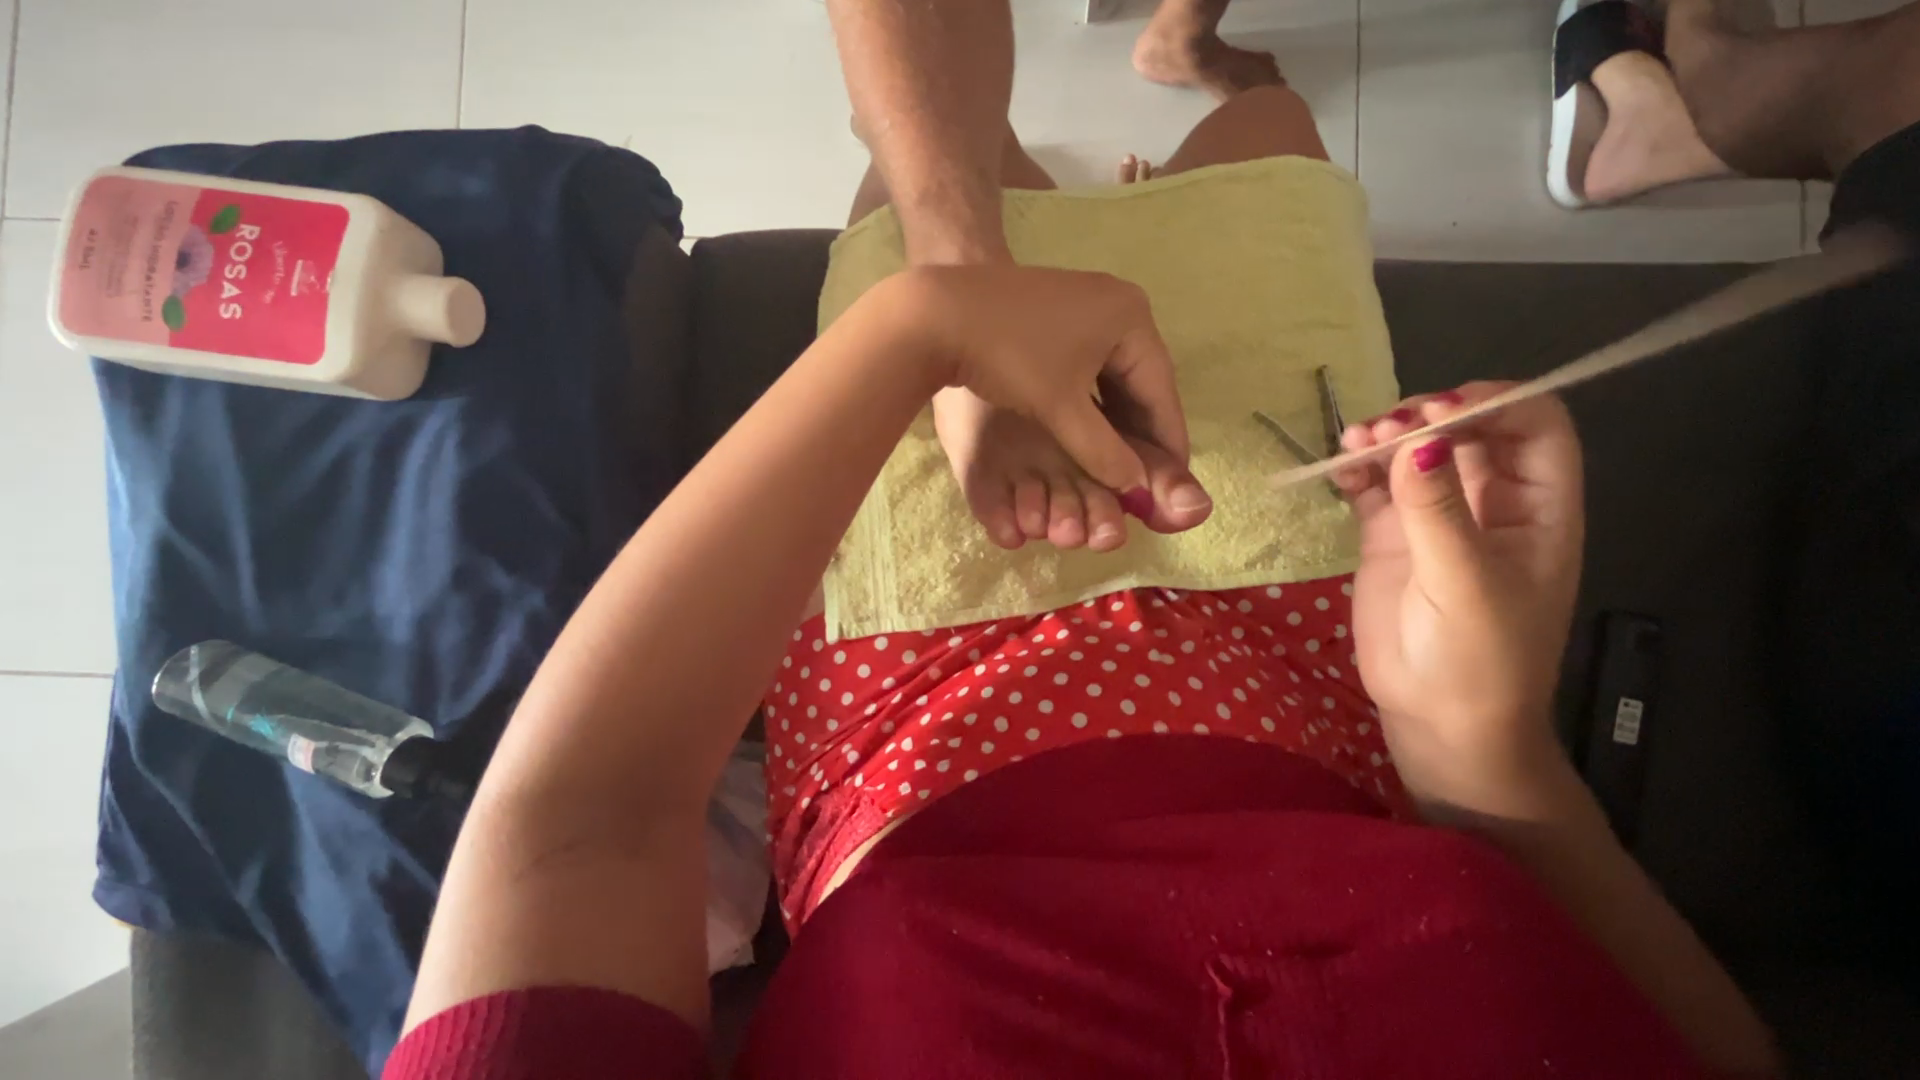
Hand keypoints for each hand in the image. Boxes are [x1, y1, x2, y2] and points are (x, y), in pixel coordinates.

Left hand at [886, 264, 1208, 539]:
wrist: (935, 312)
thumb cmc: (1008, 356)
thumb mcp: (1060, 408)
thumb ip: (1103, 452)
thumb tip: (1138, 489)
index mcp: (1130, 317)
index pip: (1161, 391)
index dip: (1166, 443)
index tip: (1172, 485)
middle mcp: (1117, 303)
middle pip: (1140, 383)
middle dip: (1141, 435)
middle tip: (1146, 481)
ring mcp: (1086, 305)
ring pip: (1112, 378)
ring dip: (1115, 422)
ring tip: (1118, 465)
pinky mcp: (1056, 314)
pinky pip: (1088, 368)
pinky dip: (1091, 404)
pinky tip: (1086, 434)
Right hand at [1334, 383, 1584, 816]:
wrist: (1439, 720)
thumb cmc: (1478, 658)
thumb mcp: (1465, 582)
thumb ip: (1439, 509)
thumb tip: (1415, 440)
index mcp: (1538, 507)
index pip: (1534, 426)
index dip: (1494, 404)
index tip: (1438, 413)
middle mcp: (1490, 501)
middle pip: (1467, 427)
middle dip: (1428, 416)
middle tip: (1386, 431)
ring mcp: (1436, 515)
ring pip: (1415, 450)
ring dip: (1385, 437)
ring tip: (1353, 444)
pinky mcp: (1390, 535)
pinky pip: (1374, 484)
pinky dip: (1356, 468)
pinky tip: (1339, 470)